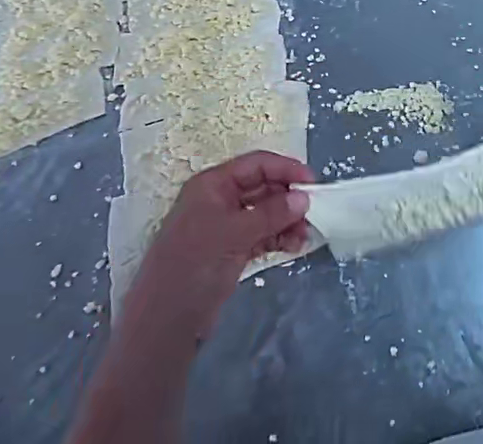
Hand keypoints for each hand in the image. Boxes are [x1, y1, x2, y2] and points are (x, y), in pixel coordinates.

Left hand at [123, 151, 312, 339]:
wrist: (166, 318)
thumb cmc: (195, 263)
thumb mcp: (234, 233)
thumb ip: (270, 214)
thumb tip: (303, 198)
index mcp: (213, 184)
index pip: (255, 165)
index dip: (284, 169)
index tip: (313, 181)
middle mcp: (219, 199)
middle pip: (261, 187)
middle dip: (288, 197)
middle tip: (315, 211)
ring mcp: (225, 226)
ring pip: (263, 213)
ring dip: (286, 220)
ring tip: (306, 235)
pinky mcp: (230, 250)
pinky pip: (261, 235)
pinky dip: (277, 237)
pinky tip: (295, 245)